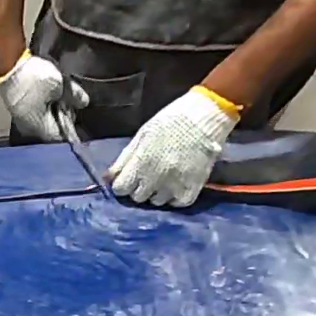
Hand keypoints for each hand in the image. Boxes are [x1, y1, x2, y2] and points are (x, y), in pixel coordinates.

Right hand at [0, 52, 88, 143]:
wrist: (9, 69)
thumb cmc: (34, 80)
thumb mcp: (59, 85)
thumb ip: (74, 96)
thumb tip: (84, 103)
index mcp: (40, 127)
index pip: (59, 137)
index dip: (71, 130)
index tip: (79, 120)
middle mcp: (29, 129)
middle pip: (51, 130)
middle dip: (63, 119)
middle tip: (72, 104)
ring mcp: (22, 120)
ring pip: (43, 121)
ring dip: (54, 112)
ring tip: (61, 97)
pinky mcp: (18, 111)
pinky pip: (35, 114)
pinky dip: (45, 107)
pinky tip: (50, 95)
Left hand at [109, 87, 238, 206]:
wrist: (208, 112)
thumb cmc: (171, 121)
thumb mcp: (141, 136)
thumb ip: (124, 159)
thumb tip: (107, 178)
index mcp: (140, 164)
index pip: (120, 189)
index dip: (123, 184)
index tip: (129, 178)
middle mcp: (155, 178)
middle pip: (138, 197)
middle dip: (140, 188)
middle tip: (149, 176)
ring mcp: (175, 184)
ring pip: (157, 201)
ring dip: (158, 193)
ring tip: (165, 178)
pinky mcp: (193, 186)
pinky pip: (178, 203)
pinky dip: (176, 198)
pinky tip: (177, 186)